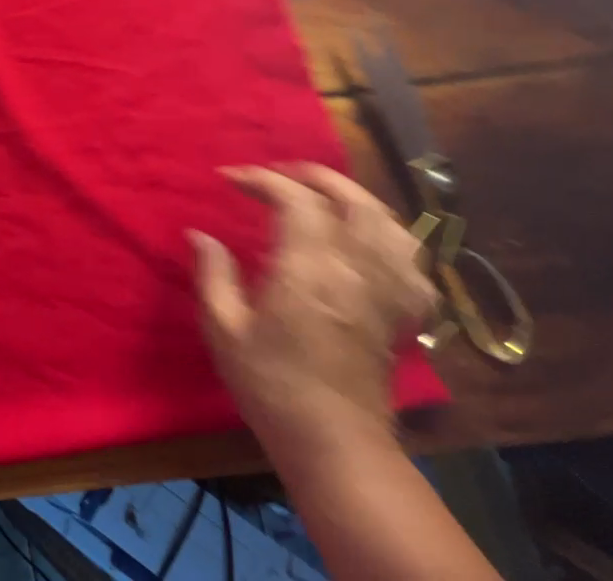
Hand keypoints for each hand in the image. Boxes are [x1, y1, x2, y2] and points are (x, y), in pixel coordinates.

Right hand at [189, 164, 436, 449]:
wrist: (332, 438)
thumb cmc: (267, 382)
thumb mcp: (223, 327)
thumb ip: (214, 274)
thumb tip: (201, 235)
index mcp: (309, 271)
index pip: (297, 201)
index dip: (263, 180)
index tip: (228, 178)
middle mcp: (357, 271)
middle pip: (353, 201)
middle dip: (313, 176)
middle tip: (274, 175)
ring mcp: (388, 291)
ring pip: (390, 223)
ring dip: (354, 198)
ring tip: (322, 195)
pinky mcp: (403, 313)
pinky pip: (411, 262)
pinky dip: (390, 239)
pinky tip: (369, 243)